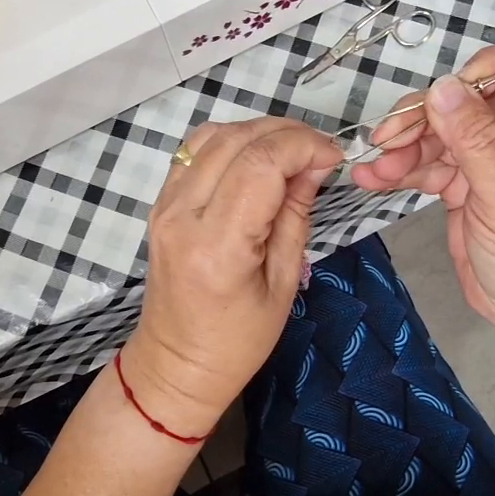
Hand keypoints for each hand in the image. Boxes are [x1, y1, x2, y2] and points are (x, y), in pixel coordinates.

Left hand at [126, 117, 343, 437]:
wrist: (176, 363)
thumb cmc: (237, 341)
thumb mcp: (283, 284)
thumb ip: (295, 215)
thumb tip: (316, 165)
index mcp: (218, 245)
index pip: (261, 163)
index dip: (304, 146)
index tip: (334, 157)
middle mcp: (183, 215)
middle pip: (237, 140)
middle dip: (287, 133)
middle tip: (320, 152)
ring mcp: (164, 206)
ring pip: (212, 136)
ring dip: (258, 132)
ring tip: (292, 152)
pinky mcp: (160, 204)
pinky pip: (194, 152)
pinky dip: (230, 141)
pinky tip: (256, 158)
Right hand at [351, 45, 494, 354]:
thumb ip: (475, 142)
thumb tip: (442, 86)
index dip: (490, 68)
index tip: (448, 91)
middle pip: (470, 102)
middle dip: (427, 116)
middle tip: (389, 137)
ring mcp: (492, 164)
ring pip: (443, 133)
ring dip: (406, 146)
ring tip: (376, 167)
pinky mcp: (466, 189)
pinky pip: (430, 166)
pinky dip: (402, 171)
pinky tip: (373, 179)